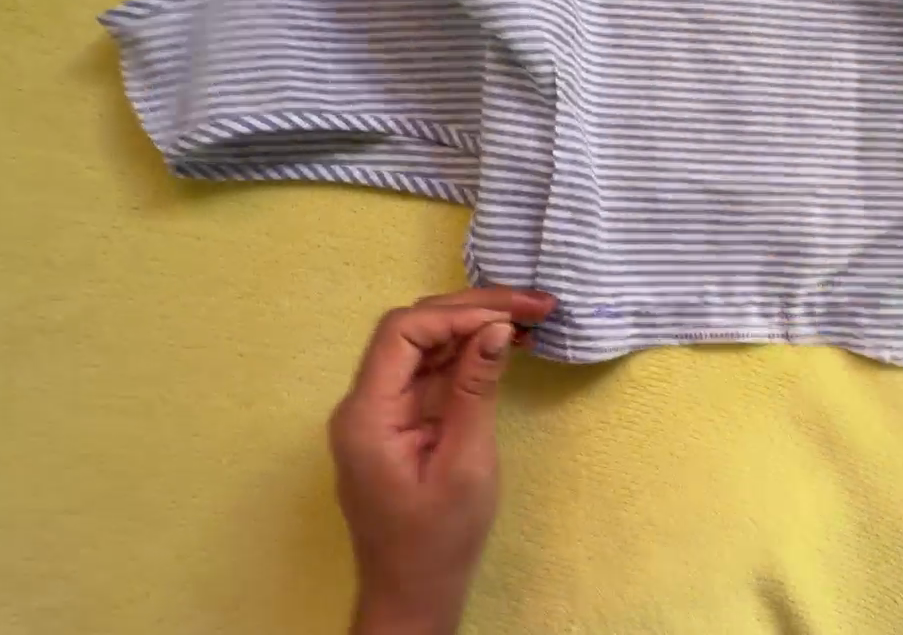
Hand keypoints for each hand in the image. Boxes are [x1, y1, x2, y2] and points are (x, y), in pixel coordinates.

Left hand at [329, 287, 557, 634]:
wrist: (414, 596)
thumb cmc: (439, 539)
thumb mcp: (466, 462)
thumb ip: (476, 388)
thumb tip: (498, 327)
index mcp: (367, 415)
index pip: (403, 332)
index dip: (458, 314)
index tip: (511, 319)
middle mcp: (368, 402)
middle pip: (415, 328)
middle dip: (475, 309)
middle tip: (535, 305)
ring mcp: (386, 408)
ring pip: (428, 341)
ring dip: (478, 323)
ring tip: (532, 316)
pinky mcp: (406, 416)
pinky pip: (436, 366)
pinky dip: (473, 349)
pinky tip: (510, 342)